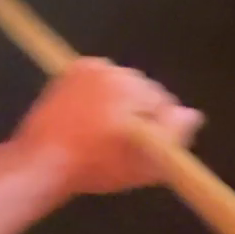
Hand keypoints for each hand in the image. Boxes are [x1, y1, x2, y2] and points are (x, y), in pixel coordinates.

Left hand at [10, 57, 201, 195]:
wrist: (43, 159)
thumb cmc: (96, 165)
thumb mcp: (145, 162)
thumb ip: (174, 135)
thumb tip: (191, 114)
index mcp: (131, 87)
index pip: (164, 102)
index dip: (160, 127)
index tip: (146, 146)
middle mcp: (110, 70)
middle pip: (142, 89)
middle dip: (139, 111)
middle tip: (124, 141)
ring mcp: (87, 68)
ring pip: (120, 85)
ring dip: (118, 102)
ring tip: (105, 132)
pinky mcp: (70, 72)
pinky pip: (98, 80)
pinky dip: (99, 94)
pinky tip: (91, 118)